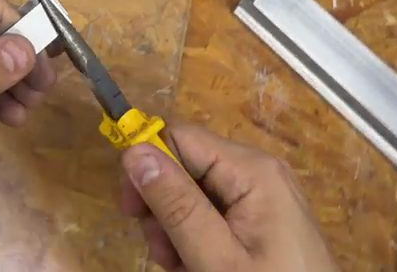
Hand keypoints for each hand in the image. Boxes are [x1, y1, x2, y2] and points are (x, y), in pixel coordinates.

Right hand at [118, 123, 337, 271]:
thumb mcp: (217, 261)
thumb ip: (175, 204)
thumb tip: (133, 149)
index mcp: (252, 170)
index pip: (179, 137)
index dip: (147, 165)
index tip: (130, 211)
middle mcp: (259, 171)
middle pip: (185, 164)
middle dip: (163, 205)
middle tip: (160, 254)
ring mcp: (265, 197)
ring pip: (195, 192)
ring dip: (176, 227)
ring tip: (180, 268)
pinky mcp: (266, 222)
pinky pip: (216, 213)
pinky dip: (198, 238)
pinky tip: (198, 267)